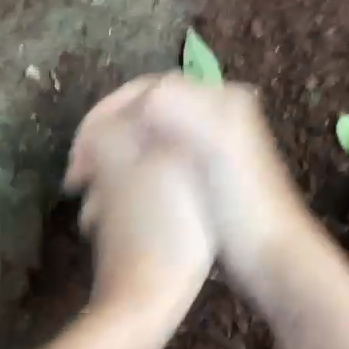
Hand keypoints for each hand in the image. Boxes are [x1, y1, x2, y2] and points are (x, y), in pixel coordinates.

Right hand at [66, 73, 313, 296]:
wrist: (271, 258)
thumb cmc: (241, 202)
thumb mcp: (215, 144)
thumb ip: (178, 109)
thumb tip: (141, 98)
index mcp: (217, 100)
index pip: (144, 90)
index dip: (105, 114)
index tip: (79, 151)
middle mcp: (211, 116)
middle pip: (139, 116)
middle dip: (102, 141)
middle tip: (77, 173)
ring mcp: (205, 149)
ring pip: (141, 142)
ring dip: (109, 163)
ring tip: (87, 191)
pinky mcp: (200, 180)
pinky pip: (149, 167)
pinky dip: (124, 181)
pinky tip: (108, 206)